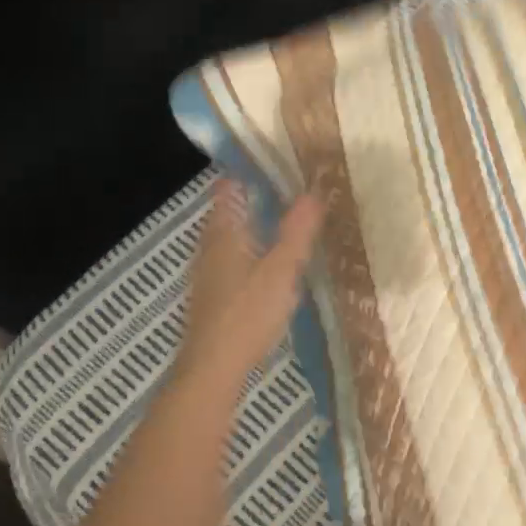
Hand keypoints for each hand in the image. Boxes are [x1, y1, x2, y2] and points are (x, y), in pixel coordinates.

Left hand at [176, 180, 325, 388]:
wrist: (213, 368)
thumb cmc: (247, 314)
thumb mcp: (282, 270)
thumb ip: (298, 232)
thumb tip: (315, 191)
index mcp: (224, 233)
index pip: (228, 187)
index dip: (248, 169)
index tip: (278, 158)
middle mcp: (211, 246)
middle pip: (229, 210)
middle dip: (255, 196)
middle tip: (292, 186)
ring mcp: (209, 271)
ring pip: (232, 235)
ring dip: (255, 223)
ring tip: (288, 218)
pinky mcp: (214, 293)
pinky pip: (234, 257)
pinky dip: (252, 248)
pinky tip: (272, 260)